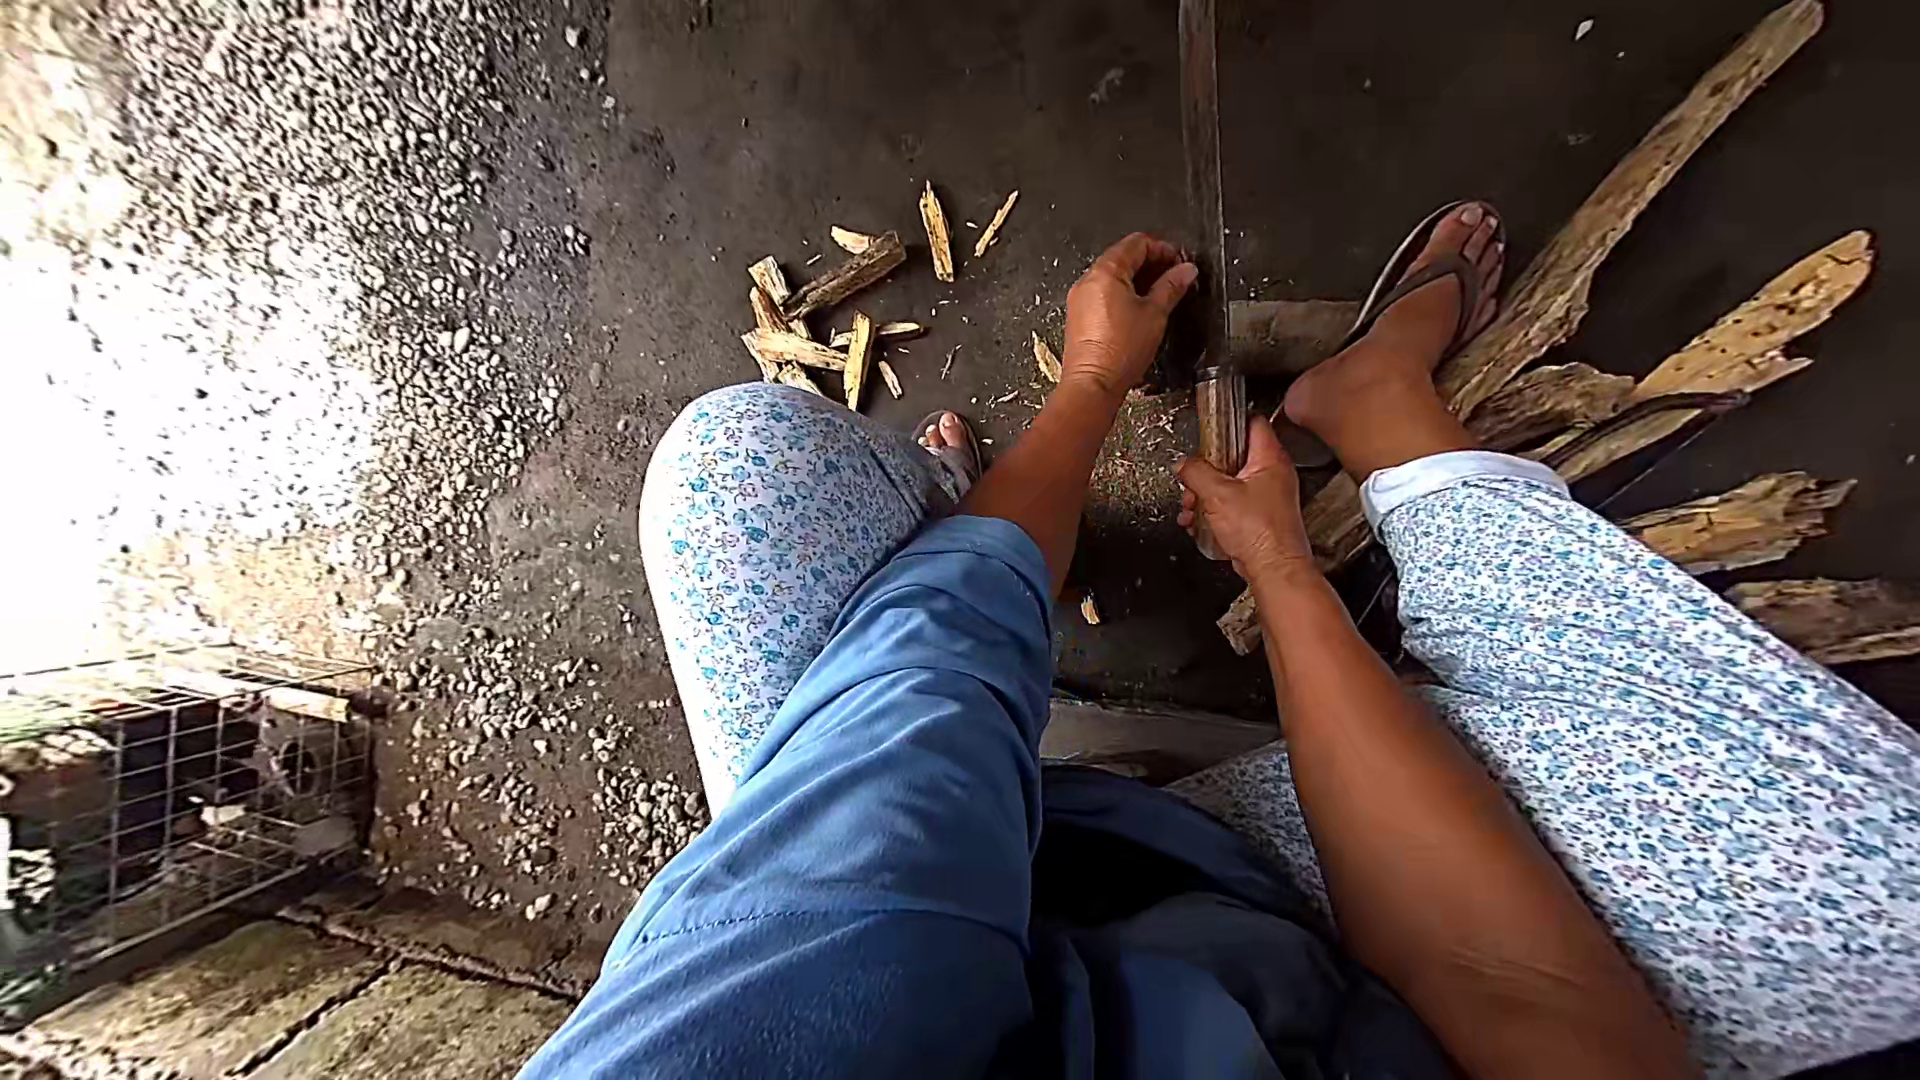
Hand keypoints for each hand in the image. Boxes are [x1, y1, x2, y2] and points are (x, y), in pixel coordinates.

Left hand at [1063, 233, 1198, 395]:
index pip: (1136, 243)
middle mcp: (1087, 282)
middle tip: (1173, 277)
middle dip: (1150, 263)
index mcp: (1105, 272)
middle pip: (1122, 258)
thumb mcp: (1155, 314)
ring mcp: (1080, 301)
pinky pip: (1101, 296)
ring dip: (1136, 280)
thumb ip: (1171, 287)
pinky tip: (1137, 310)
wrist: (1092, 385)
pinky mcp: (1078, 319)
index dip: (1162, 248)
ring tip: (1159, 295)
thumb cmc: (1118, 352)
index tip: (1179, 261)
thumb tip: (1185, 271)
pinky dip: (1121, 296)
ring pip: (1111, 278)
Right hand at [1178, 416, 1318, 583]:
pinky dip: (1210, 511)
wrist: (1272, 567)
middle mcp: (1271, 475)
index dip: (1228, 423)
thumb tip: (1183, 465)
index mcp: (1269, 460)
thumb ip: (1195, 473)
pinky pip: (1228, 504)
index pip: (1251, 424)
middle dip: (1205, 471)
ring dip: (1203, 494)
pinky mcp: (1257, 515)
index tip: (1210, 429)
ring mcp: (1265, 496)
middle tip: (1193, 480)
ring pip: (1226, 483)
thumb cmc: (1260, 532)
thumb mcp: (1216, 493)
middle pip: (1231, 457)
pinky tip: (1198, 522)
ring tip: (1191, 506)